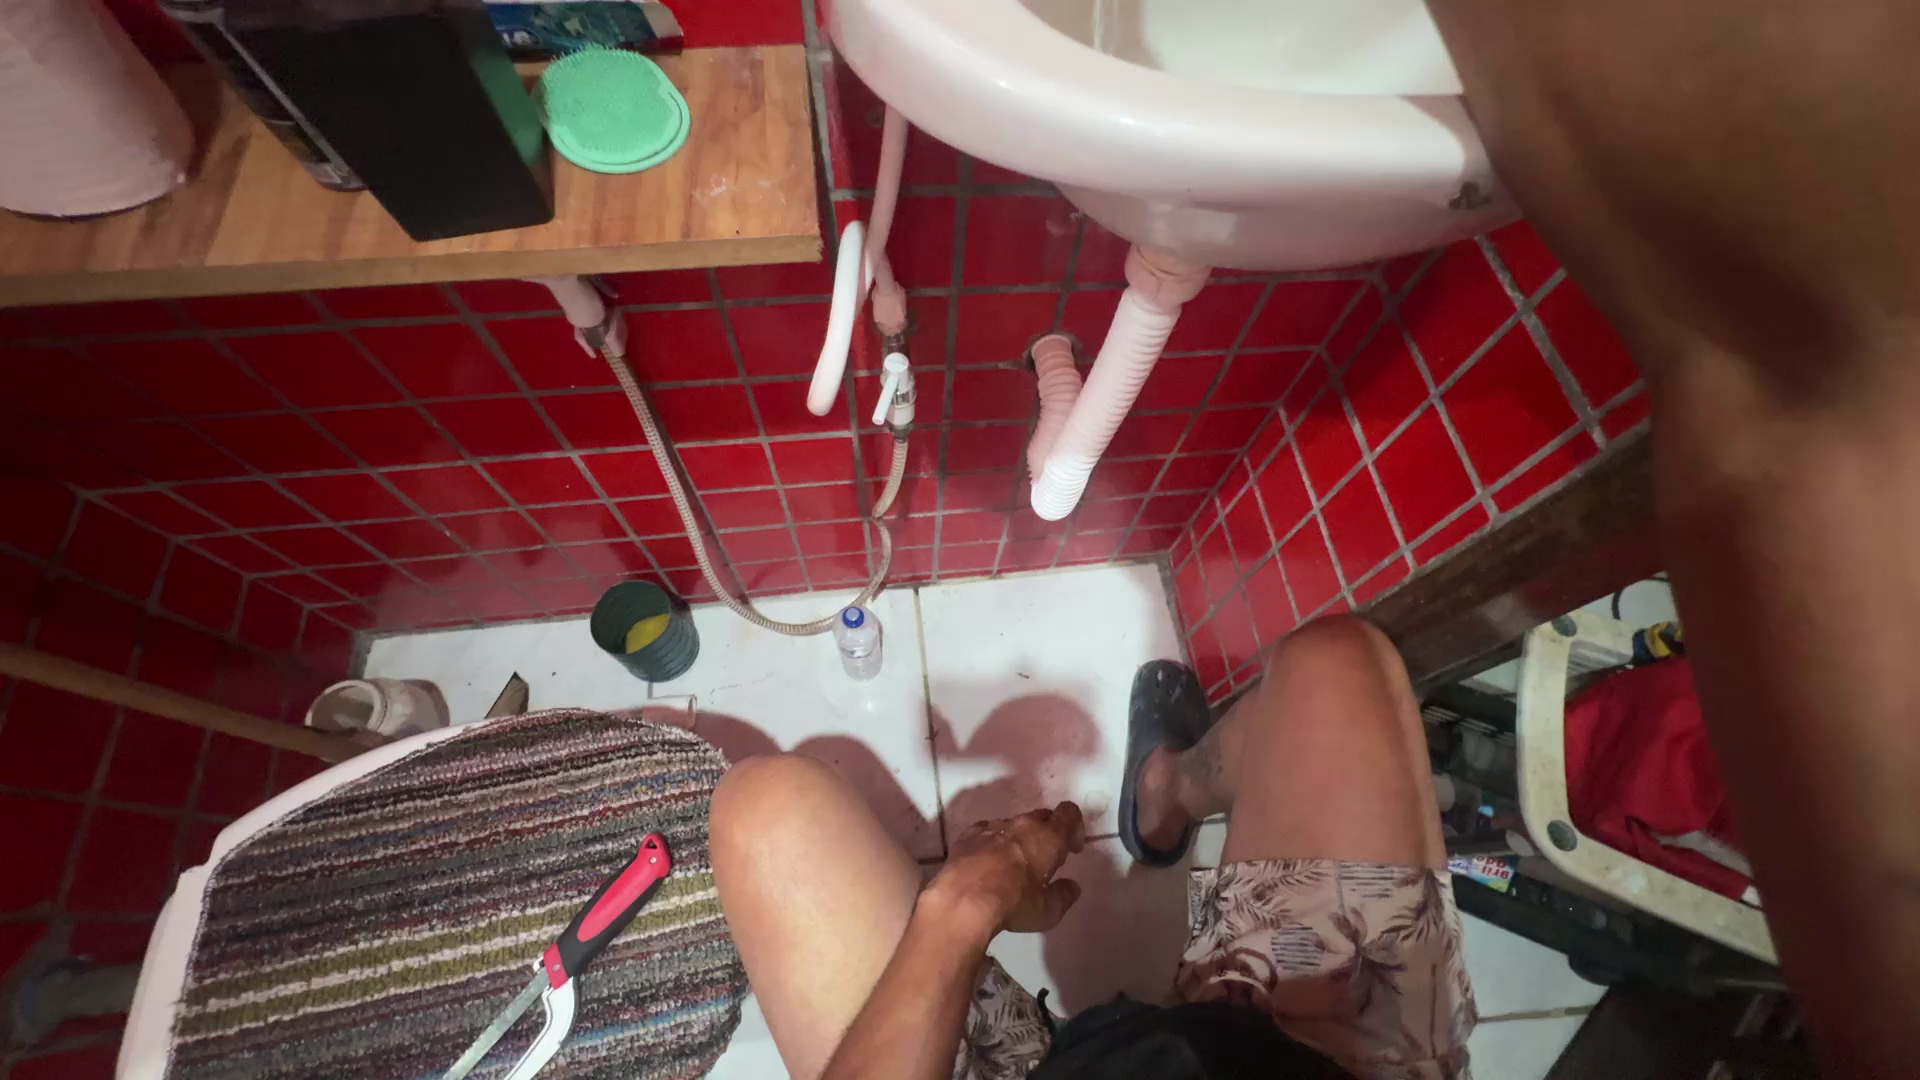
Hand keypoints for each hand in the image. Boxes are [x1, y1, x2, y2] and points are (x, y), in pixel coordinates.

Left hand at [929, 803, 1086, 936]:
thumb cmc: (1013, 903)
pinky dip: (993, 843)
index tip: (1072, 848)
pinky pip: (987, 832)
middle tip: (1045, 860)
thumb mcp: (1048, 911)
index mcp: (1048, 837)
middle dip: (1047, 833)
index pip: (1068, 813)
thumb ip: (1063, 895)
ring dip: (1019, 839)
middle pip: (1041, 817)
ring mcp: (993, 826)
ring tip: (1014, 866)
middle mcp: (1022, 824)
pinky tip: (988, 863)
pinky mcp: (969, 834)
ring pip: (1014, 825)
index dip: (1074, 826)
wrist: (963, 898)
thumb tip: (1071, 886)